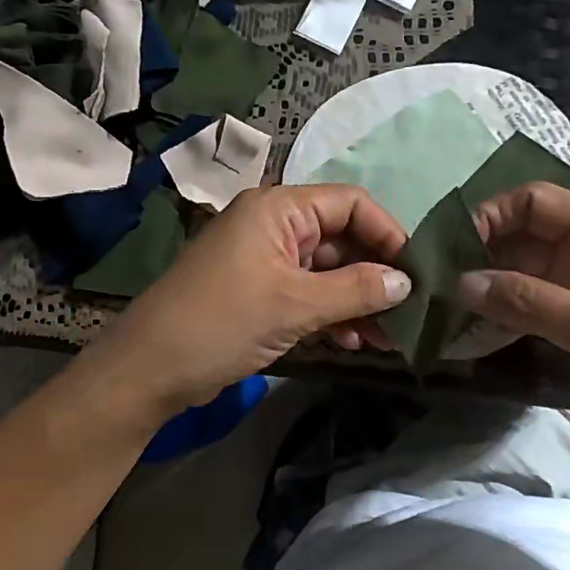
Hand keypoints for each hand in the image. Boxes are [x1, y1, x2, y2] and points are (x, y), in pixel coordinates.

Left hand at [77, 184, 411, 417]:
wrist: (151, 365)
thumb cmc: (223, 322)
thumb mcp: (295, 304)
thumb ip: (356, 289)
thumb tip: (405, 281)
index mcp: (276, 209)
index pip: (349, 203)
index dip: (387, 234)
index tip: (417, 274)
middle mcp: (269, 226)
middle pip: (340, 239)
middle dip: (375, 277)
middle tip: (409, 317)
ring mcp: (260, 261)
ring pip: (324, 272)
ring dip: (356, 302)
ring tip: (387, 340)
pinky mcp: (253, 294)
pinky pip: (303, 295)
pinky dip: (328, 315)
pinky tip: (352, 343)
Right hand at [458, 182, 569, 467]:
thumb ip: (526, 300)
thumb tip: (459, 281)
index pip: (537, 202)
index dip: (490, 216)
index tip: (448, 248)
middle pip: (526, 236)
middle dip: (480, 254)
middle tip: (433, 282)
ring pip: (527, 274)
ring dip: (489, 287)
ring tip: (444, 307)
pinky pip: (537, 307)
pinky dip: (506, 314)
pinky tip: (474, 330)